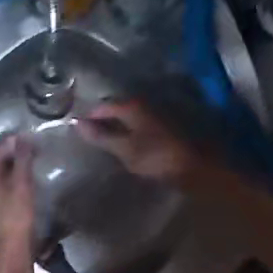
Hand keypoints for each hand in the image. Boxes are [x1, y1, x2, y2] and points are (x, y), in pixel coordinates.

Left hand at [0, 134, 37, 259]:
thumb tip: (24, 135)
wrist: (13, 246)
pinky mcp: (4, 199)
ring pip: (9, 167)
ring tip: (42, 157)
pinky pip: (13, 178)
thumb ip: (23, 158)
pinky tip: (36, 175)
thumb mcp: (22, 183)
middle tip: (43, 145)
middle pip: (5, 155)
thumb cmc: (17, 214)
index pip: (3, 144)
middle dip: (22, 148)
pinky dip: (23, 173)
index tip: (39, 137)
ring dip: (23, 161)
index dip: (20, 139)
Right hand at [75, 100, 205, 184]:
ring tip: (106, 142)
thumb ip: (101, 136)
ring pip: (129, 117)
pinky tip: (128, 144)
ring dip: (118, 126)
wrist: (196, 168)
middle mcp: (145, 104)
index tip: (78, 130)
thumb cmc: (157, 158)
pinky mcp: (166, 126)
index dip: (89, 117)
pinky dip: (131, 132)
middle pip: (117, 109)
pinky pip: (140, 125)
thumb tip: (77, 122)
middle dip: (103, 120)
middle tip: (90, 136)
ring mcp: (157, 114)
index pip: (102, 106)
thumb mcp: (125, 149)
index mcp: (132, 106)